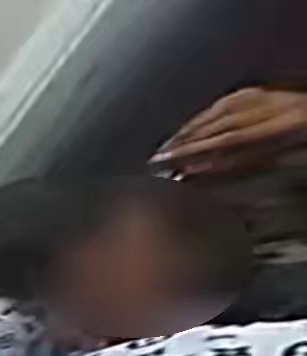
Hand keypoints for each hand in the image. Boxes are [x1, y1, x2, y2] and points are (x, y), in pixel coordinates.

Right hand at [156, 87, 306, 175]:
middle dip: (186, 140)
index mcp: (285, 123)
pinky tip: (187, 127)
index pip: (226, 138)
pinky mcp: (262, 91)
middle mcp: (278, 104)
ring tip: (167, 145)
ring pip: (219, 110)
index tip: (161, 161)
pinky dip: (203, 115)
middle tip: (158, 156)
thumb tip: (187, 169)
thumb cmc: (295, 146)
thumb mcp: (263, 161)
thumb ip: (226, 165)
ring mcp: (270, 94)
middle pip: (221, 123)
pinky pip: (225, 101)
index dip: (190, 150)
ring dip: (189, 129)